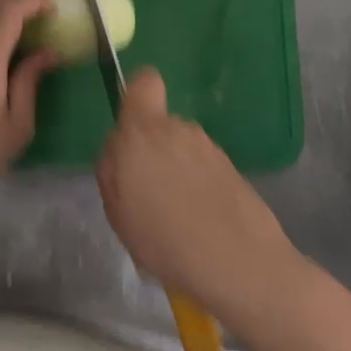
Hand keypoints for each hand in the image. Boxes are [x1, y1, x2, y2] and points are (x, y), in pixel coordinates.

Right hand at [96, 69, 303, 316]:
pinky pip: (203, 170)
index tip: (131, 127)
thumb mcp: (115, 210)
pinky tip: (198, 223)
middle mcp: (178, 130)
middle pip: (158, 126)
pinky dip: (198, 188)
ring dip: (175, 170)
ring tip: (173, 215)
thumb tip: (118, 154)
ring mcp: (210, 150)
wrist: (241, 266)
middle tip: (145, 192)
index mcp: (141, 132)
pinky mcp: (235, 171)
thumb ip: (110, 171)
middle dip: (150, 150)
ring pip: (181, 149)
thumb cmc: (163, 238)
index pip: (144, 84)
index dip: (138, 95)